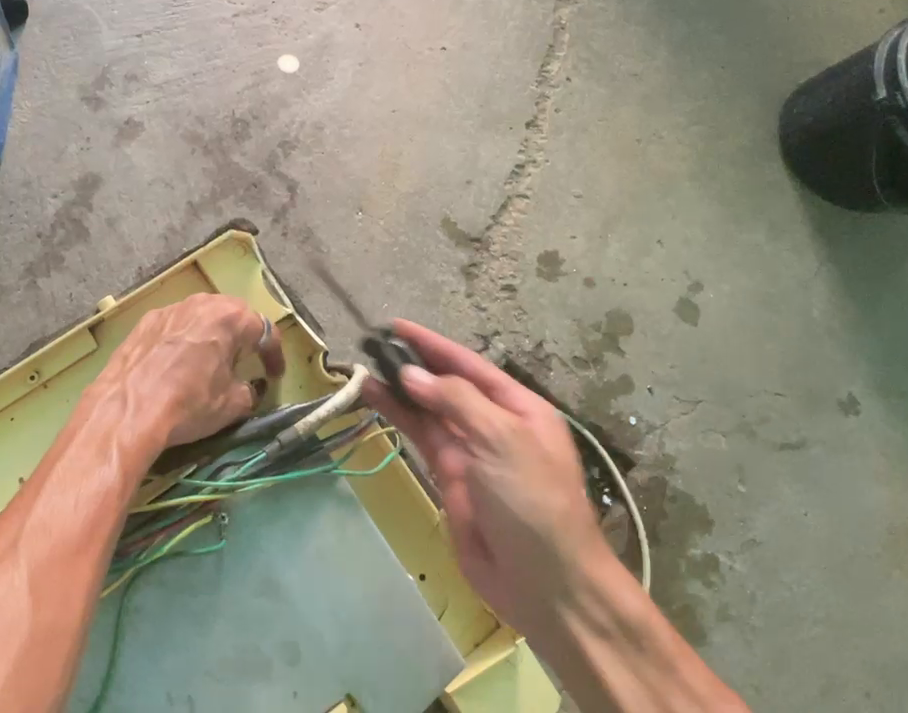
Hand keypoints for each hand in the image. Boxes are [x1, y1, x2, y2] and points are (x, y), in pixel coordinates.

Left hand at [91, 293, 284, 448]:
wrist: (128, 408)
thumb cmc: (188, 403)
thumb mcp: (232, 405)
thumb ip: (248, 391)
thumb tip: (246, 388)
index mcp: (229, 318)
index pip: (264, 330)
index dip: (274, 355)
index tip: (274, 375)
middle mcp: (200, 304)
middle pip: (231, 314)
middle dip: (242, 335)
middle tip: (244, 359)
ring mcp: (169, 310)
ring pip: (199, 316)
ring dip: (210, 334)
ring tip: (210, 360)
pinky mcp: (144, 322)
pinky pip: (173, 326)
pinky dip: (182, 340)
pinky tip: (176, 363)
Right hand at [365, 320, 617, 637]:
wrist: (544, 581)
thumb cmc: (533, 501)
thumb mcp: (502, 439)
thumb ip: (456, 401)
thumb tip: (411, 375)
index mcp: (519, 408)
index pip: (469, 365)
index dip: (433, 345)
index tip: (396, 326)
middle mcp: (493, 423)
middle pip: (447, 385)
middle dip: (413, 364)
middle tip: (371, 344)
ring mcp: (470, 451)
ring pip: (428, 409)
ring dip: (398, 389)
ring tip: (363, 367)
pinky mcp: (449, 476)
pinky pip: (420, 436)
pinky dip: (397, 416)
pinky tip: (374, 399)